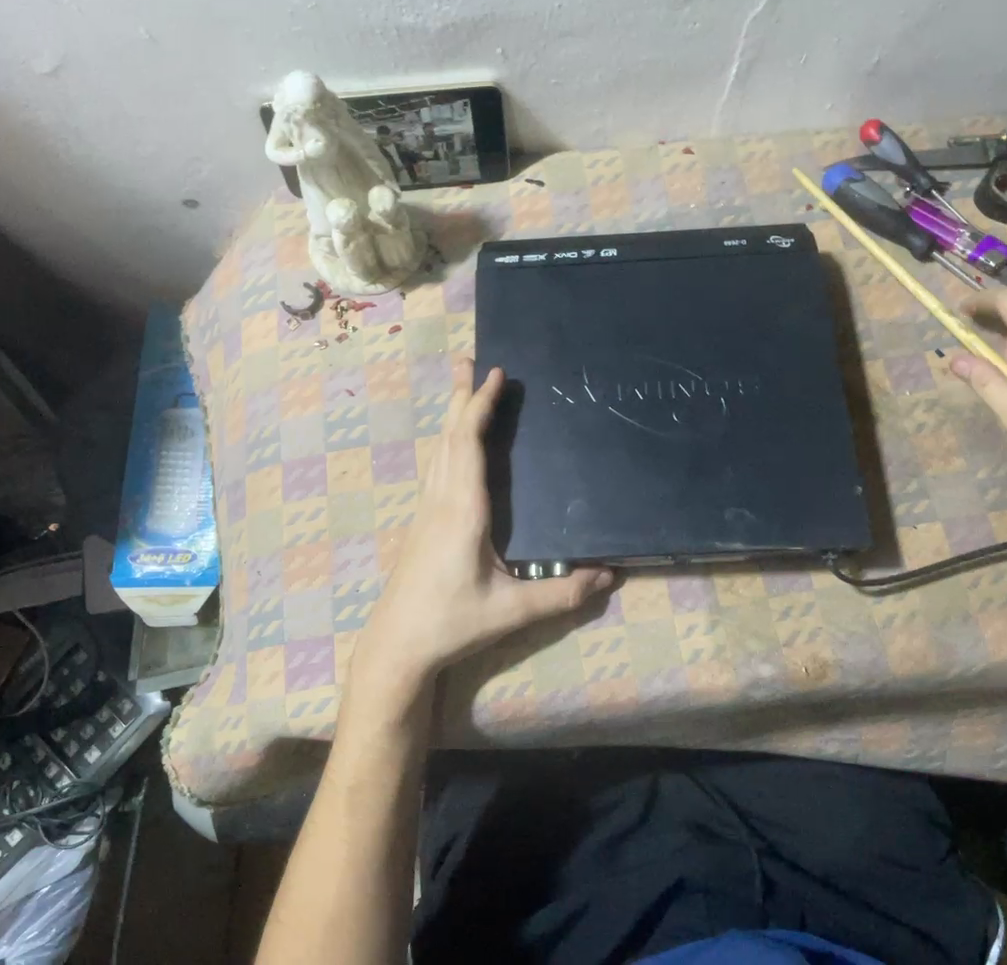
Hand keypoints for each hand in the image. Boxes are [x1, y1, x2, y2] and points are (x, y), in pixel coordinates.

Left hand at [347, 358, 612, 707]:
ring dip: (454, 416)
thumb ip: (563, 594)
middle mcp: (441, 501)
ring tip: (465, 388)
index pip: (470, 444)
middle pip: (450, 436)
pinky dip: (451, 442)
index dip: (482, 406)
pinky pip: (438, 467)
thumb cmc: (451, 623)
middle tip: (474, 361)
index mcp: (462, 510)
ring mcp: (427, 511)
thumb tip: (610, 576)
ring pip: (440, 450)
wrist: (396, 645)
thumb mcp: (512, 611)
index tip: (496, 374)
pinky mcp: (423, 523)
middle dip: (464, 397)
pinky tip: (457, 446)